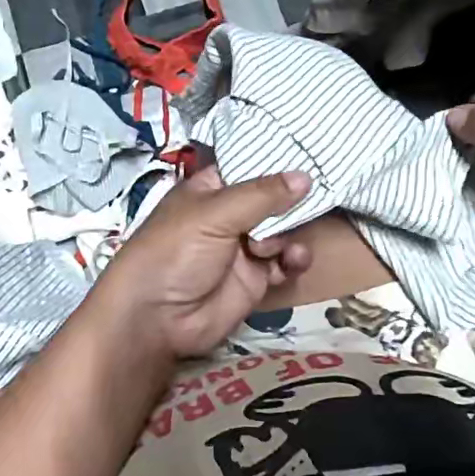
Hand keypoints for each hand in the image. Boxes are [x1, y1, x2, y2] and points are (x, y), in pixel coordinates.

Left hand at [93, 167, 314, 358]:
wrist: (157, 320)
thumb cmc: (175, 253)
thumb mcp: (214, 215)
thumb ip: (262, 195)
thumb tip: (305, 176)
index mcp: (212, 190)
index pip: (250, 167)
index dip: (278, 162)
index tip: (312, 154)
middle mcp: (230, 215)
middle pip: (274, 199)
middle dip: (293, 200)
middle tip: (316, 198)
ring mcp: (245, 248)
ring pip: (284, 231)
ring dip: (291, 233)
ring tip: (278, 246)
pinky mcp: (257, 278)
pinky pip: (286, 262)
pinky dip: (294, 259)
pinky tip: (293, 261)